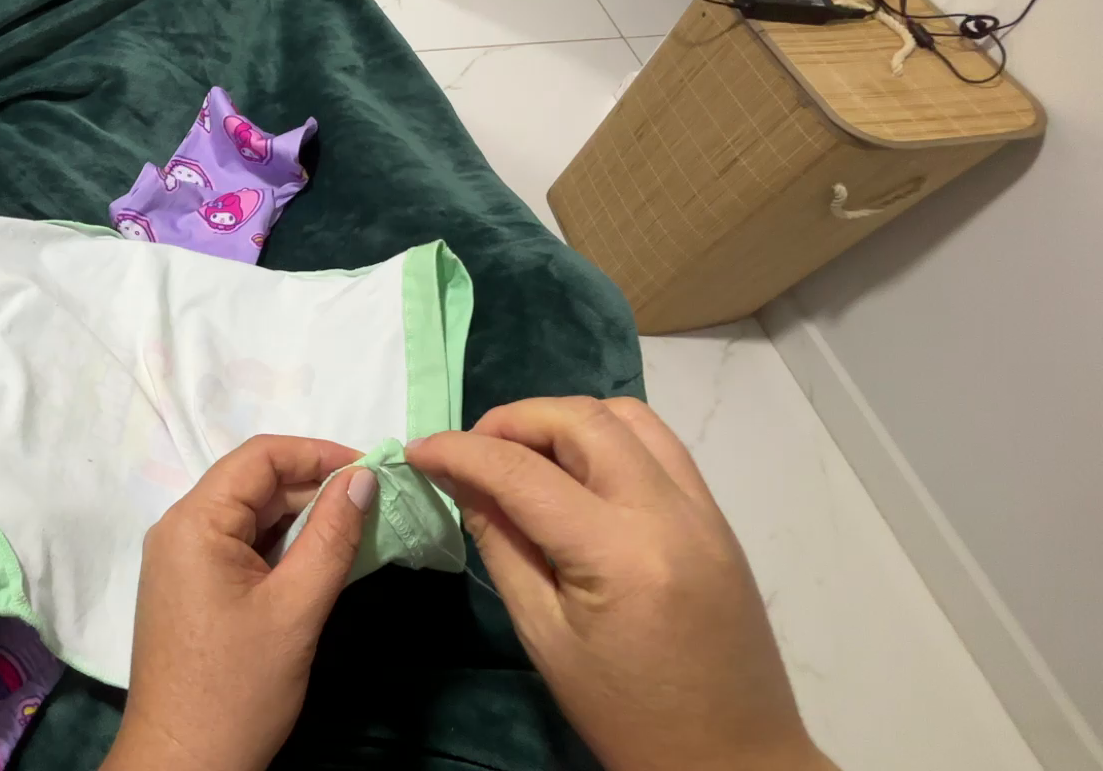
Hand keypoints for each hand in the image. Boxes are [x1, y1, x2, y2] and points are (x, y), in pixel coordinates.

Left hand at [103, 435, 377, 770]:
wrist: (182, 764)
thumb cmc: (239, 687)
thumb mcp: (295, 610)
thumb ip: (331, 537)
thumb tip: (362, 478)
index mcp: (194, 519)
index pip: (258, 458)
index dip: (315, 453)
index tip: (368, 467)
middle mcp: (181, 525)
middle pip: (252, 483)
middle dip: (312, 485)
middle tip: (372, 499)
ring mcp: (182, 555)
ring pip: (248, 513)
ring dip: (299, 515)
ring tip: (355, 523)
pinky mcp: (190, 582)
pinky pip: (239, 542)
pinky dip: (279, 542)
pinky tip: (318, 553)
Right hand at [408, 397, 835, 770]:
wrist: (734, 762)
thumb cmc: (623, 710)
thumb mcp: (541, 630)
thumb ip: (497, 538)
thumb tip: (456, 477)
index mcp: (620, 555)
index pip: (522, 472)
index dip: (458, 450)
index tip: (417, 451)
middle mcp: (670, 515)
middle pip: (580, 419)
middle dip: (511, 420)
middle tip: (472, 452)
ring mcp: (703, 510)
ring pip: (624, 415)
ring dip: (560, 419)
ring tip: (523, 454)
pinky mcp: (715, 517)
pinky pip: (655, 442)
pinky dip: (602, 434)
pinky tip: (573, 470)